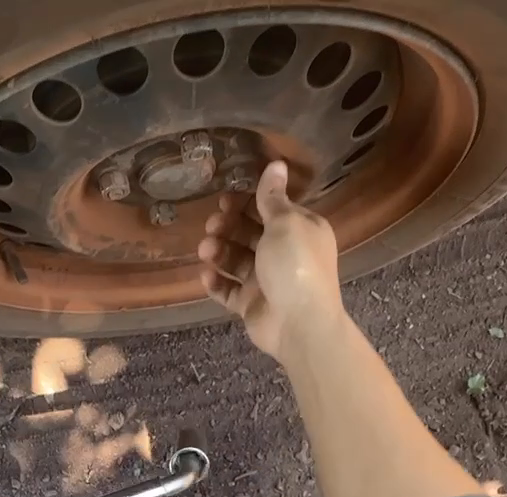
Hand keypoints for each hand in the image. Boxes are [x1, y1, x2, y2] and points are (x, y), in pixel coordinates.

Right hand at [198, 160, 347, 358]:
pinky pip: (229, 290)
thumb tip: (276, 163)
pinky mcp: (251, 305)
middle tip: (212, 225)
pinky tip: (207, 275)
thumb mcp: (285, 223)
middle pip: (249, 234)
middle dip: (228, 227)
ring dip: (219, 252)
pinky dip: (217, 282)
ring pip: (236, 261)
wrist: (299, 323)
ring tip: (206, 250)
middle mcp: (283, 253)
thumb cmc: (295, 265)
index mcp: (299, 229)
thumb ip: (273, 197)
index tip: (224, 198)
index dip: (246, 202)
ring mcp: (266, 281)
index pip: (270, 209)